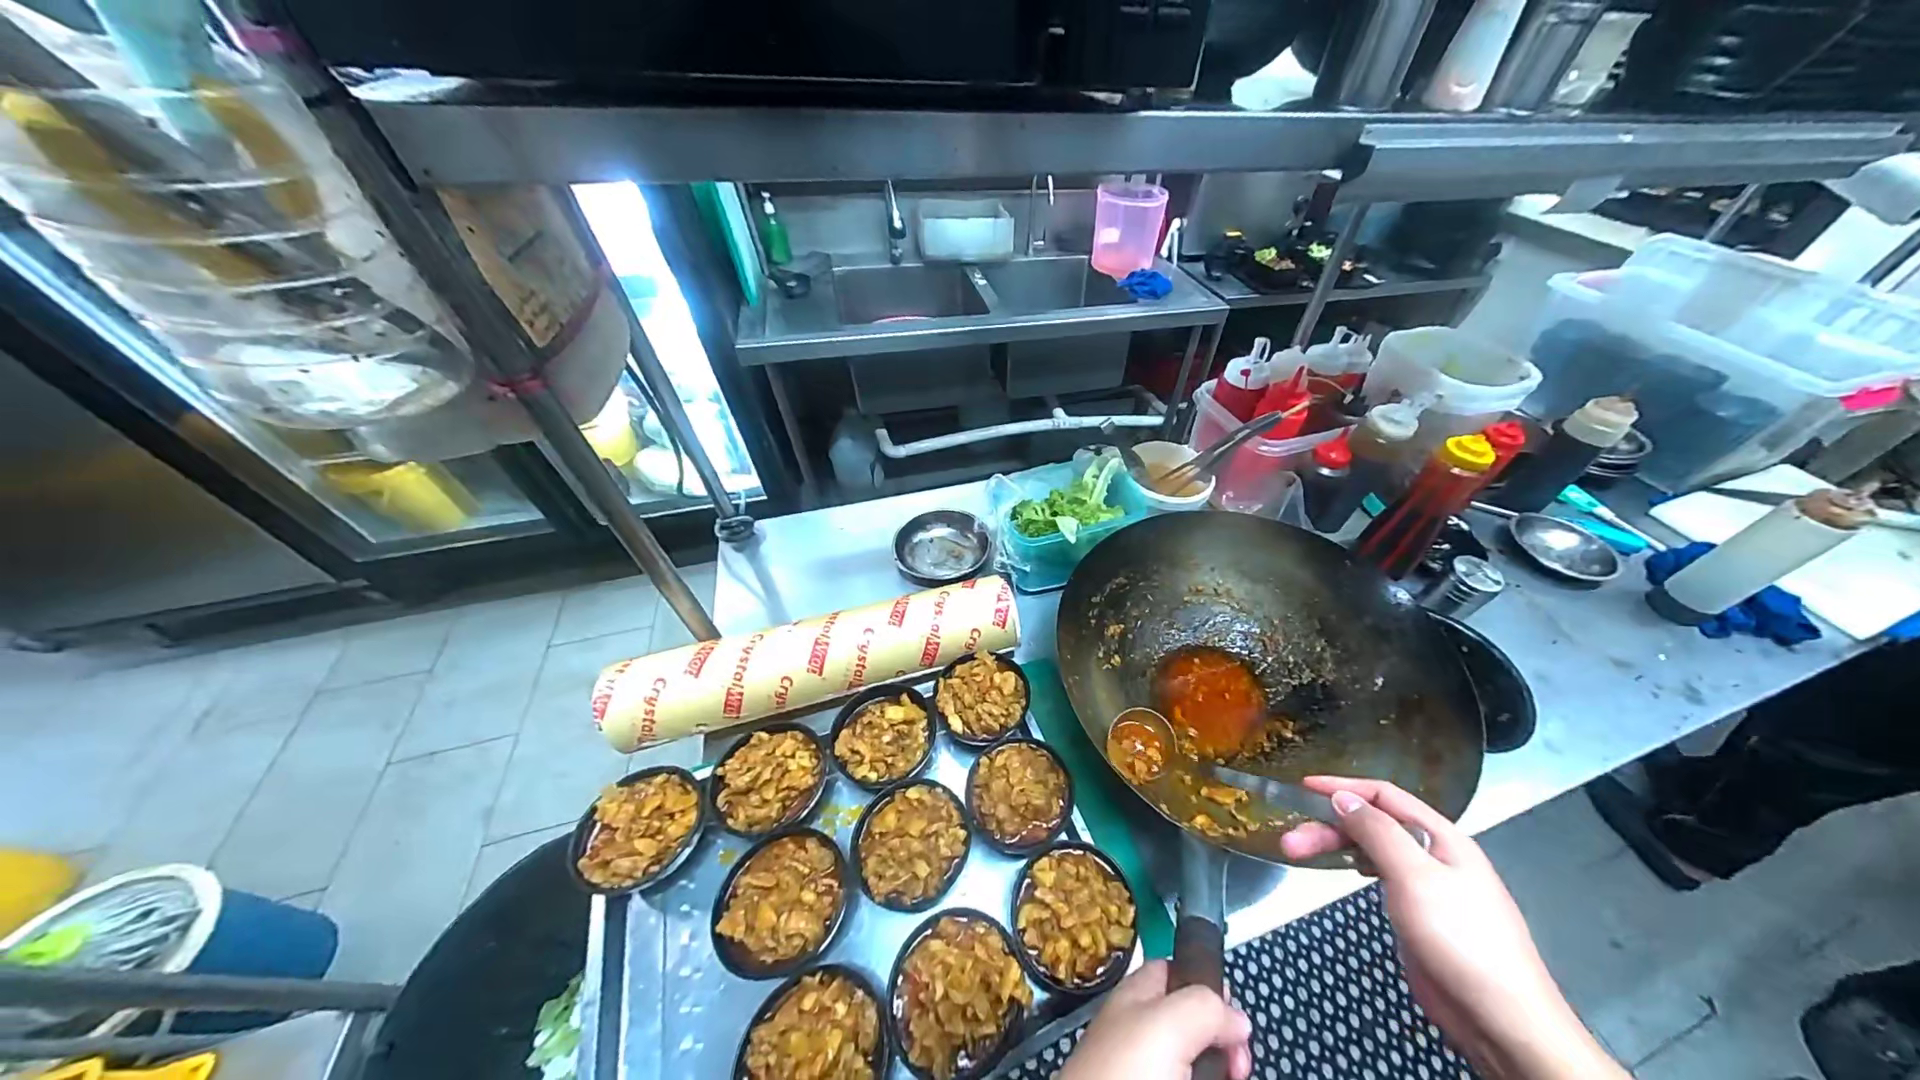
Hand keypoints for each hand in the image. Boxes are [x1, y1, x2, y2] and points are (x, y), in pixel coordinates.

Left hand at [1060, 959, 1252, 1079]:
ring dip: (1221, 1071)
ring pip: (1197, 1065)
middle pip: (1197, 1026)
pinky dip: (1208, 1078)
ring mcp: (1151, 1072)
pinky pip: (1190, 1077)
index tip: (1233, 1020)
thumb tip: (1238, 1019)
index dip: (1208, 987)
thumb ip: (1205, 1007)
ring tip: (1231, 1078)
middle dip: (1226, 1045)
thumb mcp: (1166, 1023)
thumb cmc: (1127, 1074)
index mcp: (1139, 997)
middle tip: (1236, 1068)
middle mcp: (1145, 1032)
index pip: (1176, 972)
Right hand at [1280, 778, 1628, 1079]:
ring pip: (1372, 848)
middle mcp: (1435, 855)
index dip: (1342, 787)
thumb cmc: (1460, 939)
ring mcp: (1428, 886)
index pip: (1384, 796)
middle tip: (1291, 840)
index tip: (1303, 788)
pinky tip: (1340, 868)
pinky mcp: (1420, 914)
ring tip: (1297, 854)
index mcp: (1442, 838)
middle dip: (1328, 825)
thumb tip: (1342, 798)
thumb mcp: (1415, 876)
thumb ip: (1378, 832)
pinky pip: (1379, 873)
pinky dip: (1352, 863)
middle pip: (1373, 823)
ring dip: (1334, 845)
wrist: (1502, 1020)